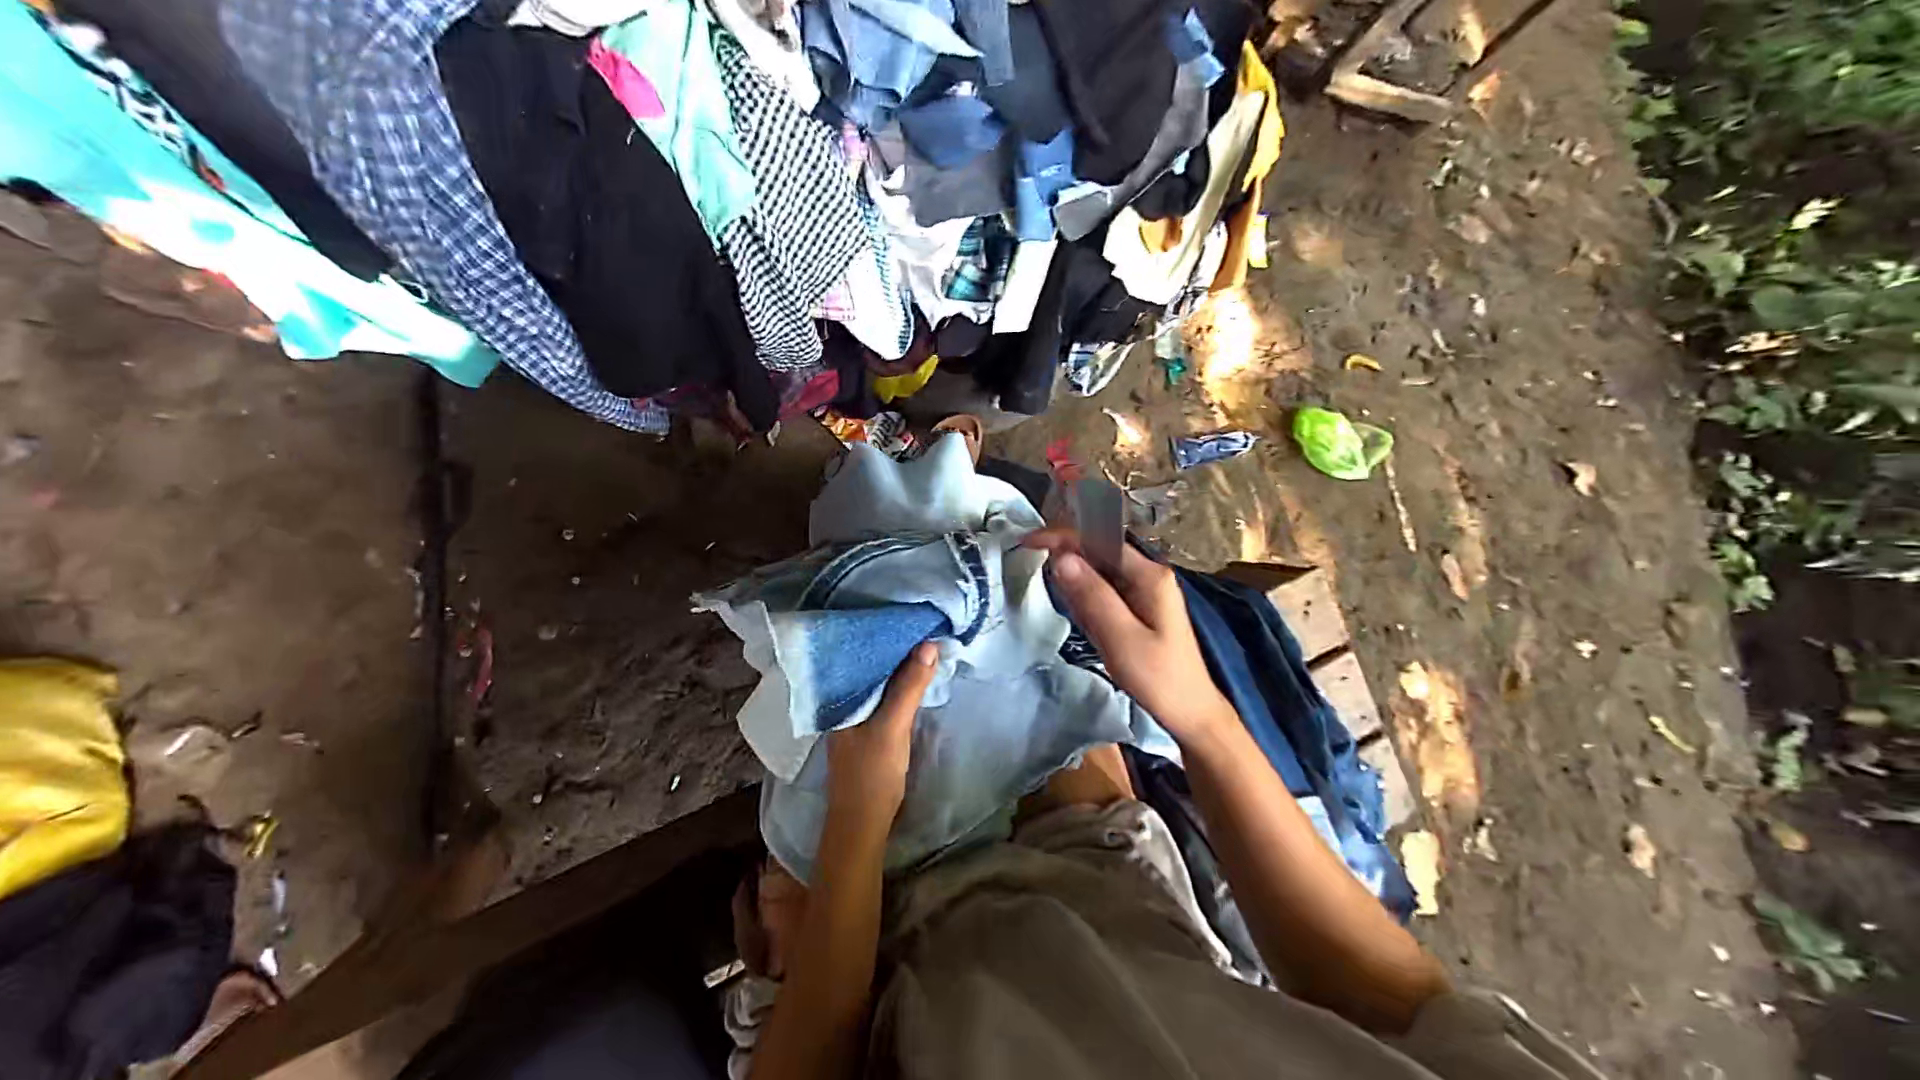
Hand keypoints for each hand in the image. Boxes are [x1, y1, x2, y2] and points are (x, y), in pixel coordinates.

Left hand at [825, 642, 936, 826]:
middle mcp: (842, 701)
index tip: (909, 616)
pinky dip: (898, 686)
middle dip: (893, 648)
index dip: (884, 636)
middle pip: (869, 666)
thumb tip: (929, 644)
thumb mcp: (893, 727)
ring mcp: (854, 716)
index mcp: (839, 696)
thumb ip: (909, 687)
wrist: (862, 823)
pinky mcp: (867, 728)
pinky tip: (914, 677)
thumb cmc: (872, 773)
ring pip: (878, 681)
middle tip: (922, 624)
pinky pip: (883, 696)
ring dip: (898, 667)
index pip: (860, 655)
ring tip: (922, 642)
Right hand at [1024, 527, 1236, 741]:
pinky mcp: (1138, 607)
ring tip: (1084, 624)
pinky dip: (1088, 603)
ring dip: (1079, 589)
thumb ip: (1092, 596)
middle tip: (1055, 596)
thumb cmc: (1159, 678)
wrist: (1189, 712)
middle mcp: (1148, 575)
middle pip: (1097, 553)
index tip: (1028, 543)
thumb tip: (1061, 557)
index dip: (1062, 537)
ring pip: (1098, 573)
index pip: (1099, 540)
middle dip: (1069, 566)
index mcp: (1149, 575)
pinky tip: (1092, 629)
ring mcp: (1144, 590)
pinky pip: (1104, 592)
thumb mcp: (1121, 639)